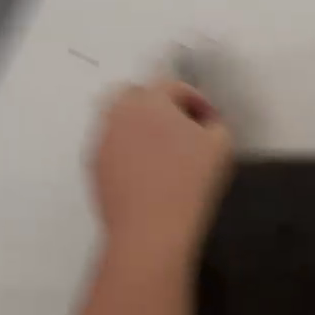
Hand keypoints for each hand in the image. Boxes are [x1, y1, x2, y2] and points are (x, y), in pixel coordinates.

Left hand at [90, 78, 233, 262]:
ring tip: (164, 146)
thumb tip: (202, 124)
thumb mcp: (220, 143)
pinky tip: (150, 168)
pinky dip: (129, 147)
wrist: (151, 229)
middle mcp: (118, 117)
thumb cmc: (190, 180)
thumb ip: (212, 123)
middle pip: (130, 93)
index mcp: (150, 103)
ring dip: (140, 124)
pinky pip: (112, 145)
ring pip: (116, 119)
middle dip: (156, 101)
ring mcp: (101, 144)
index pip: (173, 85)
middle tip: (178, 122)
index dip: (197, 99)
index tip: (211, 120)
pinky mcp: (93, 169)